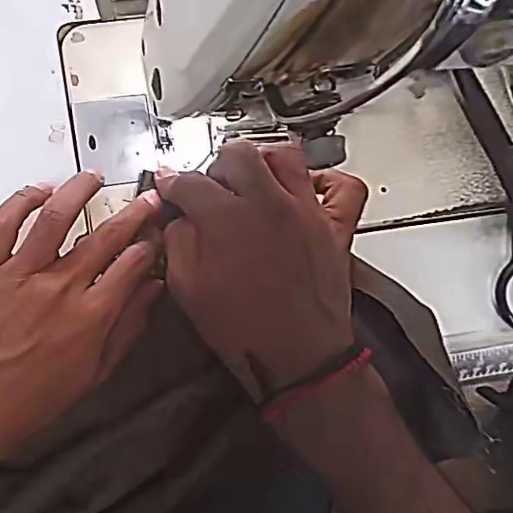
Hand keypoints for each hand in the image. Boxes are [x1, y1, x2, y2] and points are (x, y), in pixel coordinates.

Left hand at [0, 171, 163, 491]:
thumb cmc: (32, 395)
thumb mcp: (95, 372)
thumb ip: (127, 328)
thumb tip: (151, 293)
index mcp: (90, 317)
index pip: (131, 264)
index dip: (149, 245)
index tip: (153, 237)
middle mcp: (58, 290)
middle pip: (104, 236)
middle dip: (133, 213)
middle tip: (144, 201)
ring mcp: (20, 276)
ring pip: (54, 217)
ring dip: (78, 191)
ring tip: (91, 178)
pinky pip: (2, 224)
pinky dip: (20, 201)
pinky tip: (37, 192)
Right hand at [155, 141, 367, 399]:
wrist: (296, 359)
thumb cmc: (244, 331)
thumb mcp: (188, 289)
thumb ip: (177, 243)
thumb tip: (178, 219)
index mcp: (226, 219)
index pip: (189, 181)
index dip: (171, 182)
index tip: (168, 185)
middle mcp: (268, 205)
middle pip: (238, 154)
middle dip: (216, 165)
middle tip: (210, 186)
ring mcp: (306, 213)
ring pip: (286, 155)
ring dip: (262, 162)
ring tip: (252, 179)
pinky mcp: (335, 228)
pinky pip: (344, 187)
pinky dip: (326, 180)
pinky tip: (306, 189)